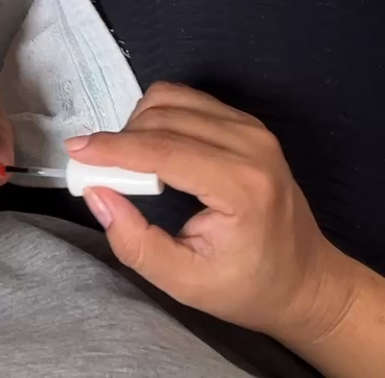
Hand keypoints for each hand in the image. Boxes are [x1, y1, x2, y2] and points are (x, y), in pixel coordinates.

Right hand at [67, 82, 359, 347]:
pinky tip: (155, 147)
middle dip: (120, 140)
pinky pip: (185, 98)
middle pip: (161, 118)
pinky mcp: (246, 121)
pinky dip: (157, 115)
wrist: (309, 282)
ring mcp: (251, 127)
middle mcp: (250, 144)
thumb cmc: (249, 287)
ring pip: (169, 98)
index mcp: (242, 186)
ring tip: (133, 162)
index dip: (113, 148)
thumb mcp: (186, 283)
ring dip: (137, 124)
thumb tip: (96, 193)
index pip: (163, 150)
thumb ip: (135, 242)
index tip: (75, 151)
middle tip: (102, 171)